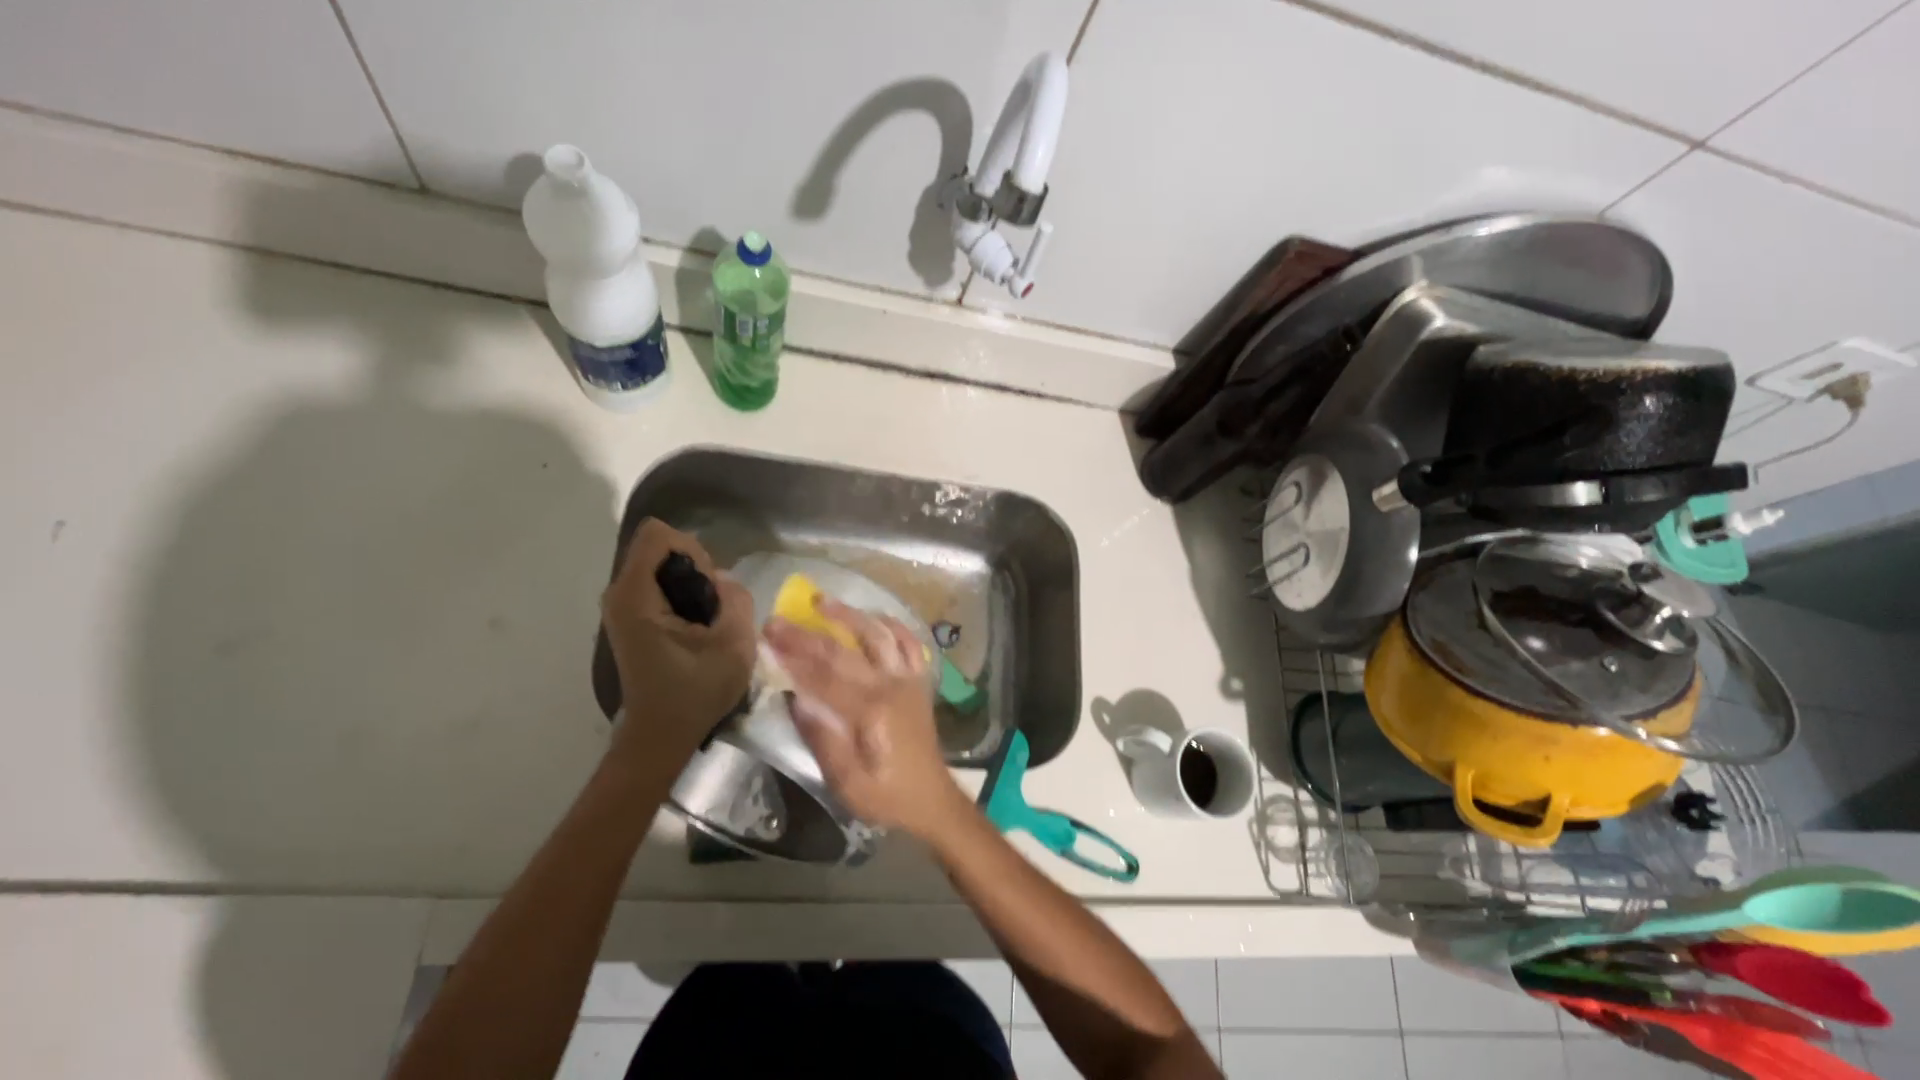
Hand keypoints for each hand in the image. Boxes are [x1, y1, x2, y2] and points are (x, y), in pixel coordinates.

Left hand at [601, 518, 755, 757]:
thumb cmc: (695, 692)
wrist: (660, 735)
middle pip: (660, 547)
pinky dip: (681, 597)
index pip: (660, 535)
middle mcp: (619, 593)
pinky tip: (694, 630)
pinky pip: (657, 584)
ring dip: (690, 584)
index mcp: (635, 594)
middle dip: (694, 569)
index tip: (709, 590)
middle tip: (712, 610)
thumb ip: (735, 597)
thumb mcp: (734, 643)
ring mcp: (620, 606)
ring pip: (660, 565)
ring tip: (705, 622)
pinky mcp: (628, 618)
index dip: (694, 552)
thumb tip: (720, 582)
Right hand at [764, 599, 968, 839]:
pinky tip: (874, 616)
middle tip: (776, 621)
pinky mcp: (919, 682)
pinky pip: (909, 643)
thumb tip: (796, 698)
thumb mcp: (846, 781)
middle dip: (807, 635)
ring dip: (850, 615)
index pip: (824, 676)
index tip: (766, 641)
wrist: (932, 800)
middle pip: (843, 651)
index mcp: (872, 711)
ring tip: (821, 601)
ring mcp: (909, 680)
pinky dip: (892, 626)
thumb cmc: (886, 796)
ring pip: (879, 635)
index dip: (793, 657)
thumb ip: (822, 738)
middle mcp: (892, 686)